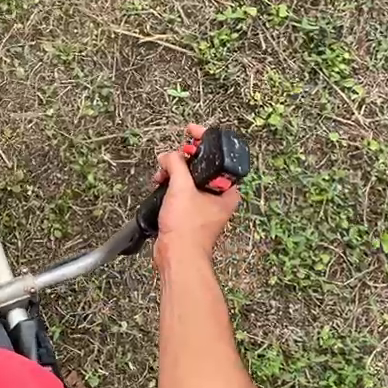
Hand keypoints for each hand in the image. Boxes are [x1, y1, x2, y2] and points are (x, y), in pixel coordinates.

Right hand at [152, 123, 240, 260]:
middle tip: (170, 159)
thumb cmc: (187, 230)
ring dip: (173, 173)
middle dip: (181, 159)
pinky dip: (170, 185)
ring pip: (188, 177)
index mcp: (227, 190)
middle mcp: (218, 196)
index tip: (191, 131)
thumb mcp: (181, 188)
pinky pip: (180, 190)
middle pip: (200, 165)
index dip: (203, 141)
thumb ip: (176, 164)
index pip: (218, 156)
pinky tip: (160, 185)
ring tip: (162, 176)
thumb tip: (169, 156)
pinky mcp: (189, 211)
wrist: (177, 256)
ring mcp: (204, 204)